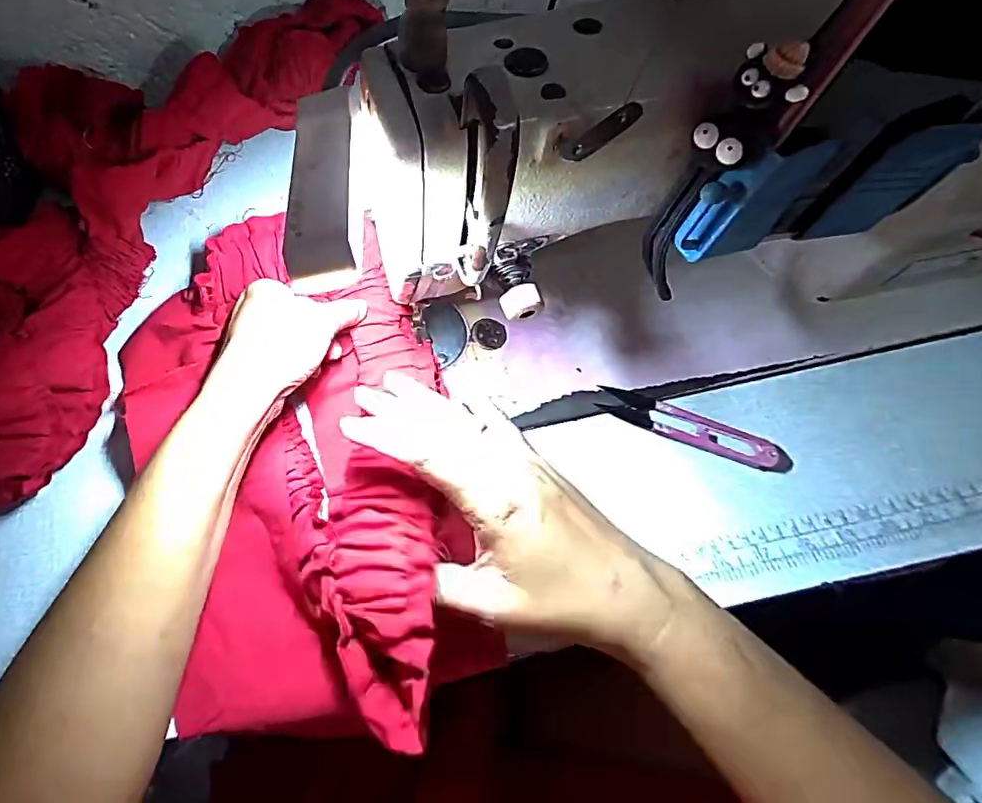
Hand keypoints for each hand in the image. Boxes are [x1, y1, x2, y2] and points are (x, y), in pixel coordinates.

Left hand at [209, 279, 366, 404]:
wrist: (250, 388)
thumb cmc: (276, 346)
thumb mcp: (323, 322)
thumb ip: (342, 312)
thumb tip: (356, 308)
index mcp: (265, 290)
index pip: (303, 294)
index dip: (325, 310)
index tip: (340, 321)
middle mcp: (252, 311)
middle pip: (300, 320)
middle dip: (322, 336)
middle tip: (333, 344)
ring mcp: (250, 340)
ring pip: (293, 343)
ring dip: (312, 354)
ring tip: (319, 363)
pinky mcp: (252, 365)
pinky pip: (283, 361)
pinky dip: (296, 367)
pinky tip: (304, 375)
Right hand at [339, 372, 706, 668]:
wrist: (631, 591)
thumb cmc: (561, 600)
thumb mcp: (495, 603)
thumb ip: (439, 584)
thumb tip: (393, 565)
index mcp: (492, 498)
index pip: (427, 454)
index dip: (385, 435)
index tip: (350, 423)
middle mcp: (505, 465)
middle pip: (442, 425)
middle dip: (397, 406)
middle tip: (361, 391)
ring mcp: (522, 457)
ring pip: (465, 417)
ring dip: (426, 398)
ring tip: (394, 379)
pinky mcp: (535, 458)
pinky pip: (495, 421)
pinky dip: (470, 404)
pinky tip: (460, 392)